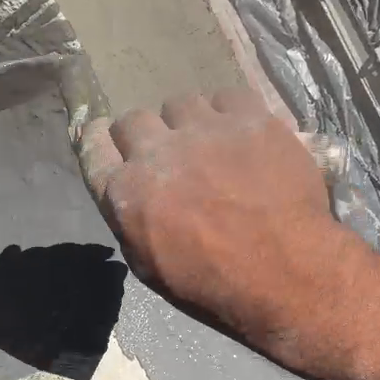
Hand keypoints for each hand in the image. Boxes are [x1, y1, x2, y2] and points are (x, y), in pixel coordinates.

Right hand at [79, 89, 370, 347]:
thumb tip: (131, 193)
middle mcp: (156, 151)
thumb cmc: (212, 283)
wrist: (285, 272)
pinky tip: (241, 135)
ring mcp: (203, 130)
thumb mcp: (148, 265)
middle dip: (144, 135)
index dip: (98, 140)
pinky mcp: (248, 118)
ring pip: (180, 104)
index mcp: (125, 192)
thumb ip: (130, 219)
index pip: (93, 146)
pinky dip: (228, 113)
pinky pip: (226, 96)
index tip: (111, 142)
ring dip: (187, 123)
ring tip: (208, 144)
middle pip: (134, 120)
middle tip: (167, 155)